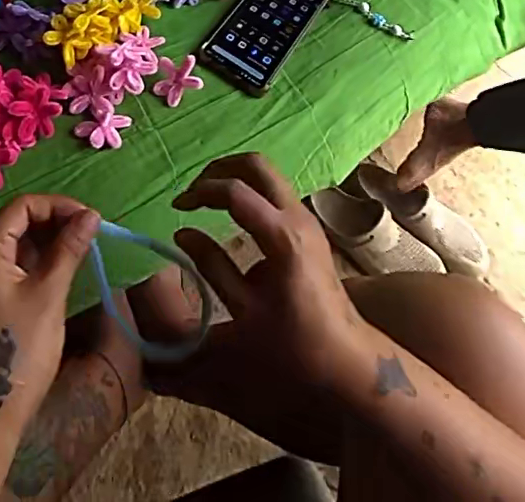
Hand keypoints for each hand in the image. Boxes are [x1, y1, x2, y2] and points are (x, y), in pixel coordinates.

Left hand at [0, 194, 100, 428]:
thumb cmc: (18, 350)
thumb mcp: (49, 293)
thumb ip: (69, 248)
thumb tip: (91, 214)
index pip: (23, 207)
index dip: (58, 205)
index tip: (90, 219)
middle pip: (19, 222)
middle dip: (56, 221)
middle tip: (91, 235)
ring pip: (19, 246)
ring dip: (51, 242)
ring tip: (83, 251)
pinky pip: (16, 268)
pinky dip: (41, 262)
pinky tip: (64, 271)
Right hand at [170, 154, 372, 395]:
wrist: (346, 359)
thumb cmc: (294, 343)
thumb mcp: (243, 310)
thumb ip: (211, 267)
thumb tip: (183, 233)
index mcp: (282, 236)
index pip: (235, 192)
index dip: (201, 192)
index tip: (178, 206)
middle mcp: (298, 215)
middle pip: (256, 164)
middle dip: (219, 169)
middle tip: (193, 192)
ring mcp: (307, 217)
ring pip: (267, 174)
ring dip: (234, 177)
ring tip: (206, 200)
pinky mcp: (309, 226)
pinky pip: (274, 191)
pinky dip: (248, 190)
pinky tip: (231, 215)